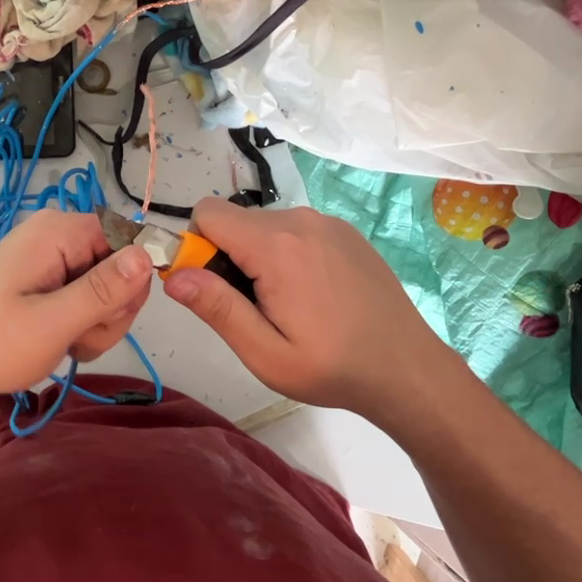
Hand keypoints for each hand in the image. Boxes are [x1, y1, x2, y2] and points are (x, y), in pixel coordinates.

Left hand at [0, 210, 152, 398]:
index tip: (109, 314)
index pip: (130, 238)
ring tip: (64, 341)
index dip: (132, 280)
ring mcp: (53, 259)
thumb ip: (102, 290)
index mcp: (59, 231)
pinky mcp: (48, 280)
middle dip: (111, 309)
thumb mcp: (51, 322)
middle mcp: (58, 236)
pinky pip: (88, 299)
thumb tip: (149, 253)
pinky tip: (59, 341)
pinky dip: (83, 326)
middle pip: (123, 266)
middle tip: (78, 335)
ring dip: (97, 324)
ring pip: (110, 289)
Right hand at [162, 199, 459, 413]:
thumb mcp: (264, 352)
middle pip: (235, 221)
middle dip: (228, 257)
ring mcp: (328, 223)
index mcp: (276, 245)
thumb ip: (217, 308)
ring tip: (287, 306)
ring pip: (265, 226)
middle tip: (254, 309)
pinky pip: (295, 231)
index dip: (197, 248)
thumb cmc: (331, 367)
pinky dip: (288, 255)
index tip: (214, 289)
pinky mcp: (346, 232)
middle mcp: (301, 220)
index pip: (207, 213)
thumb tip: (174, 275)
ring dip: (258, 258)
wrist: (407, 368)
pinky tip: (312, 296)